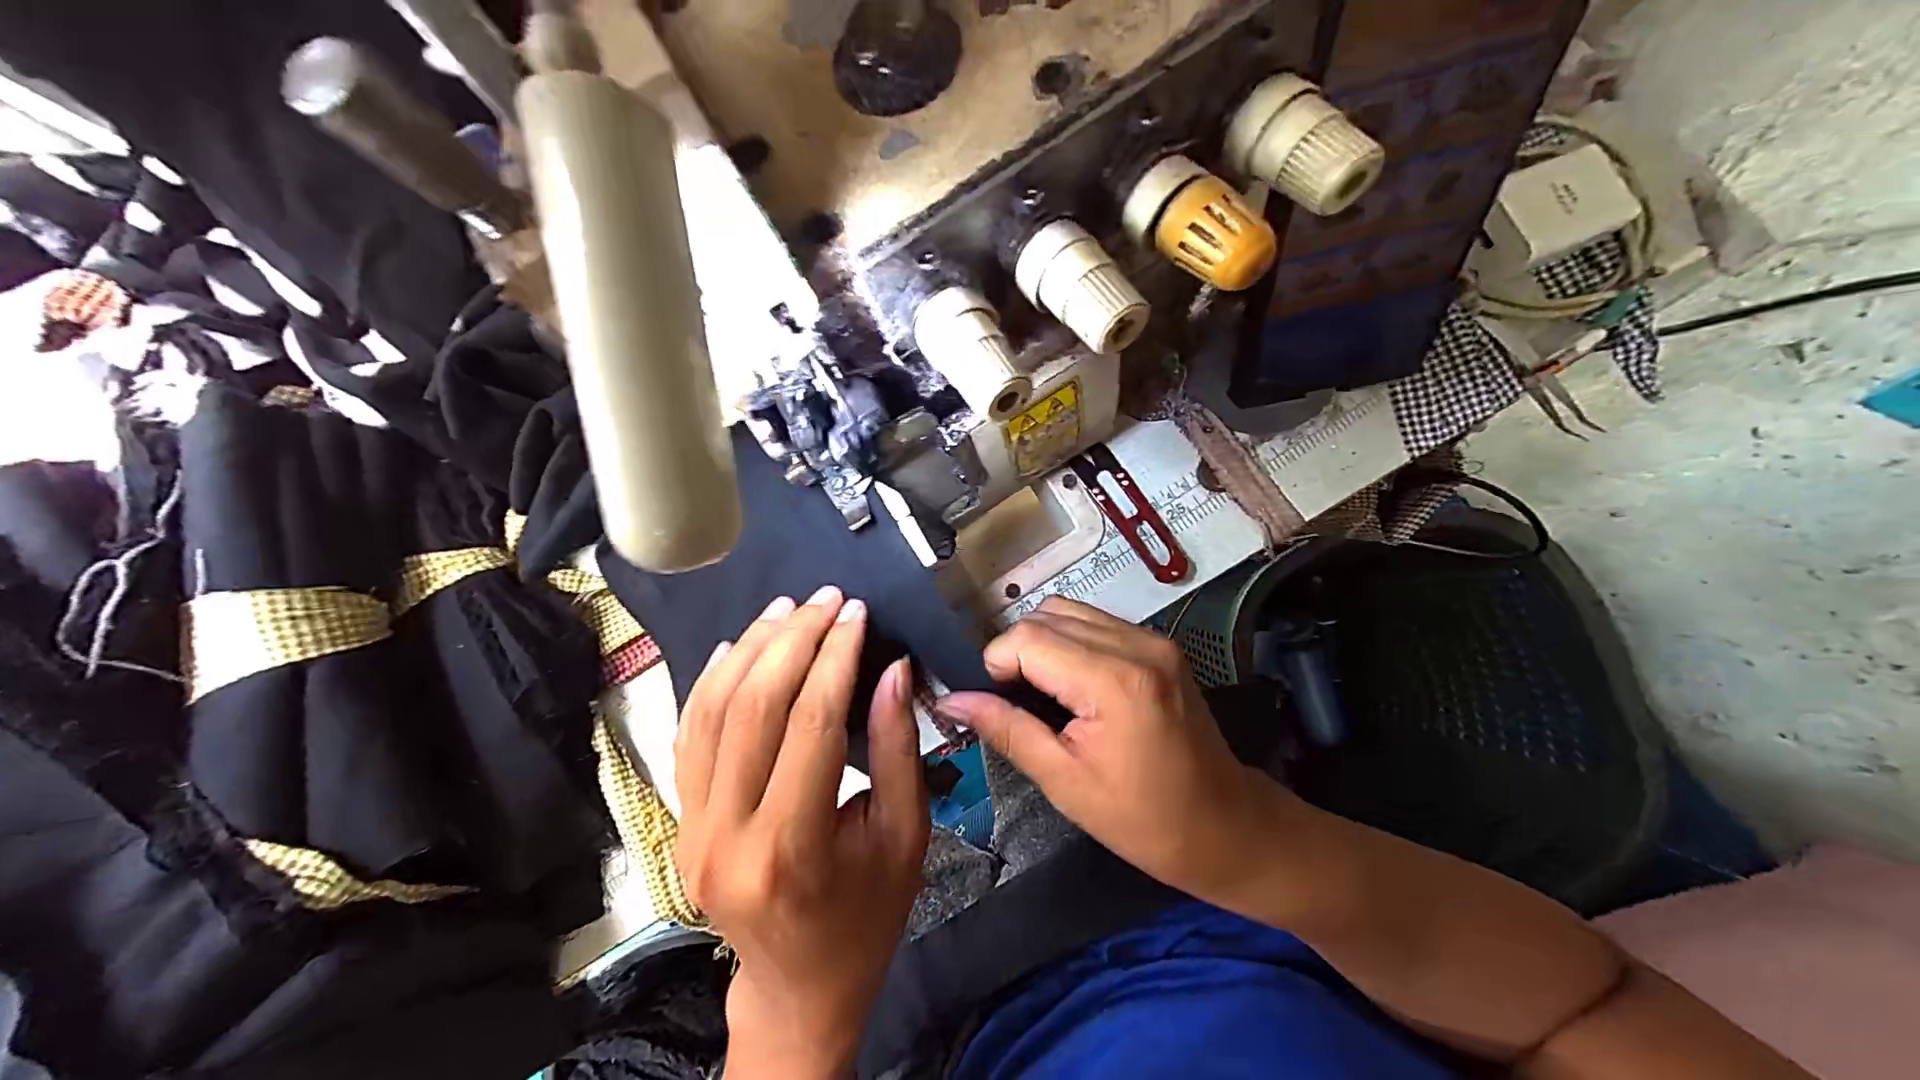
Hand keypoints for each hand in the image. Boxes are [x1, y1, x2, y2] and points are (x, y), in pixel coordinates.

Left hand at [674, 586, 929, 1078]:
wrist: (799, 985)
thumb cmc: (867, 916)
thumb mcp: (904, 836)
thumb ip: (896, 750)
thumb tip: (894, 669)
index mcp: (791, 847)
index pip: (810, 723)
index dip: (836, 657)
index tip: (857, 613)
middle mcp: (725, 835)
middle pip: (754, 708)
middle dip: (794, 640)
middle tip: (827, 599)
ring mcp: (691, 828)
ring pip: (711, 712)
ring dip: (750, 650)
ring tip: (786, 609)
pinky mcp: (680, 821)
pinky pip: (689, 736)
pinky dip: (711, 684)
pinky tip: (735, 647)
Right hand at [935, 596, 1284, 905]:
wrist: (1225, 826)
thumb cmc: (1143, 819)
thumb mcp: (1064, 782)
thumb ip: (1005, 729)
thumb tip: (951, 701)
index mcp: (1114, 681)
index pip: (1027, 637)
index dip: (997, 665)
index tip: (998, 705)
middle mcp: (1136, 644)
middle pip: (1045, 615)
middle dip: (1017, 652)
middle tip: (1018, 703)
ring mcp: (1153, 639)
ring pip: (1068, 610)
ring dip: (1042, 643)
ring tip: (1045, 693)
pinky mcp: (1159, 644)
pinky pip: (1095, 622)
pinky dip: (1070, 642)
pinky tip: (1072, 684)